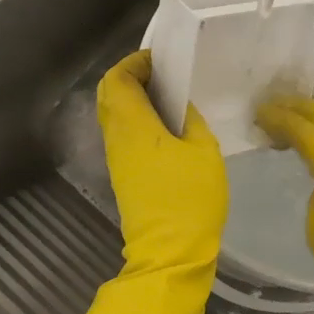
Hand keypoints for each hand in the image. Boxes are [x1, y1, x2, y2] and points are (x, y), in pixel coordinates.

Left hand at [97, 50, 226, 264]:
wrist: (170, 253)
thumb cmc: (190, 199)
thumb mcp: (205, 151)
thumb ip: (191, 120)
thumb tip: (180, 106)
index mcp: (134, 126)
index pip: (118, 79)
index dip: (134, 62)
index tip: (160, 60)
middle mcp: (116, 137)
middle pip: (108, 93)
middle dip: (130, 76)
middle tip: (162, 74)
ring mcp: (116, 157)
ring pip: (112, 114)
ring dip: (132, 98)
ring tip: (166, 96)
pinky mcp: (122, 173)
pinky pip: (121, 133)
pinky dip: (135, 118)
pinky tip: (164, 124)